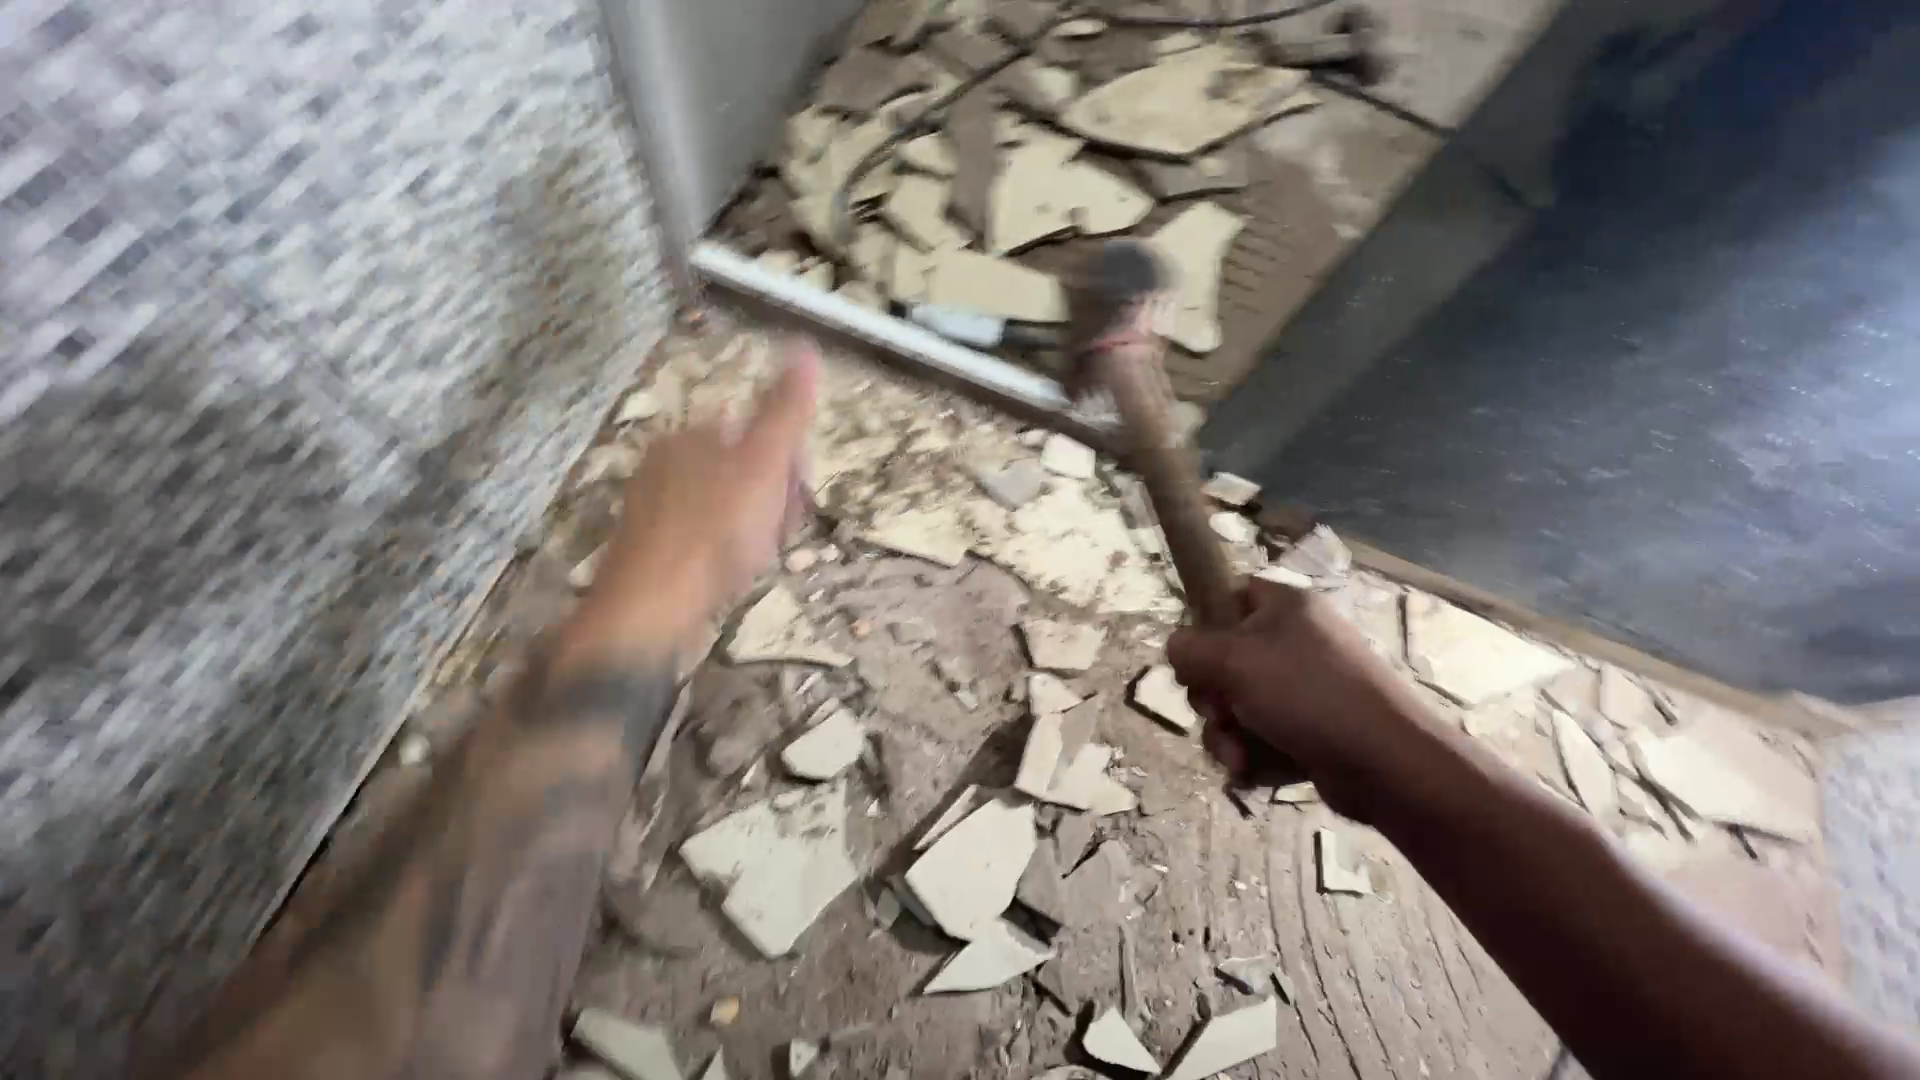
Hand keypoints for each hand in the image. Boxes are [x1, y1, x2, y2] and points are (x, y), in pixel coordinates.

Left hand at [555, 339, 818, 671]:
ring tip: (756, 557)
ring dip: (753, 528)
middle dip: (772, 499)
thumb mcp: (763, 465)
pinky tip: (731, 571)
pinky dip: (725, 549)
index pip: (760, 433)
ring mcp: (655, 505)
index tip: (799, 499)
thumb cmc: (715, 533)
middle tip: (778, 534)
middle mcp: (668, 461)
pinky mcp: (651, 545)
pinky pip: (704, 535)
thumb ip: (785, 411)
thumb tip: (805, 348)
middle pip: (743, 470)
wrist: (652, 609)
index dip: (790, 466)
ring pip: (726, 504)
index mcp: (695, 435)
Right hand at [1168, 578, 1452, 820]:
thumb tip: (1175, 648)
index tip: (1192, 655)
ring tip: (1238, 754)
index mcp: (1284, 608)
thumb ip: (1190, 647)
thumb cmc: (1307, 693)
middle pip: (1223, 660)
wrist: (1387, 763)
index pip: (1229, 596)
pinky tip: (1254, 771)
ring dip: (1226, 735)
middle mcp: (1295, 643)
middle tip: (1218, 712)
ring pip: (1237, 706)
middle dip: (1210, 697)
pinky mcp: (1311, 733)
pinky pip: (1261, 738)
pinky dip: (1252, 756)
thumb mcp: (1234, 659)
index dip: (1203, 623)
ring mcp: (1305, 691)